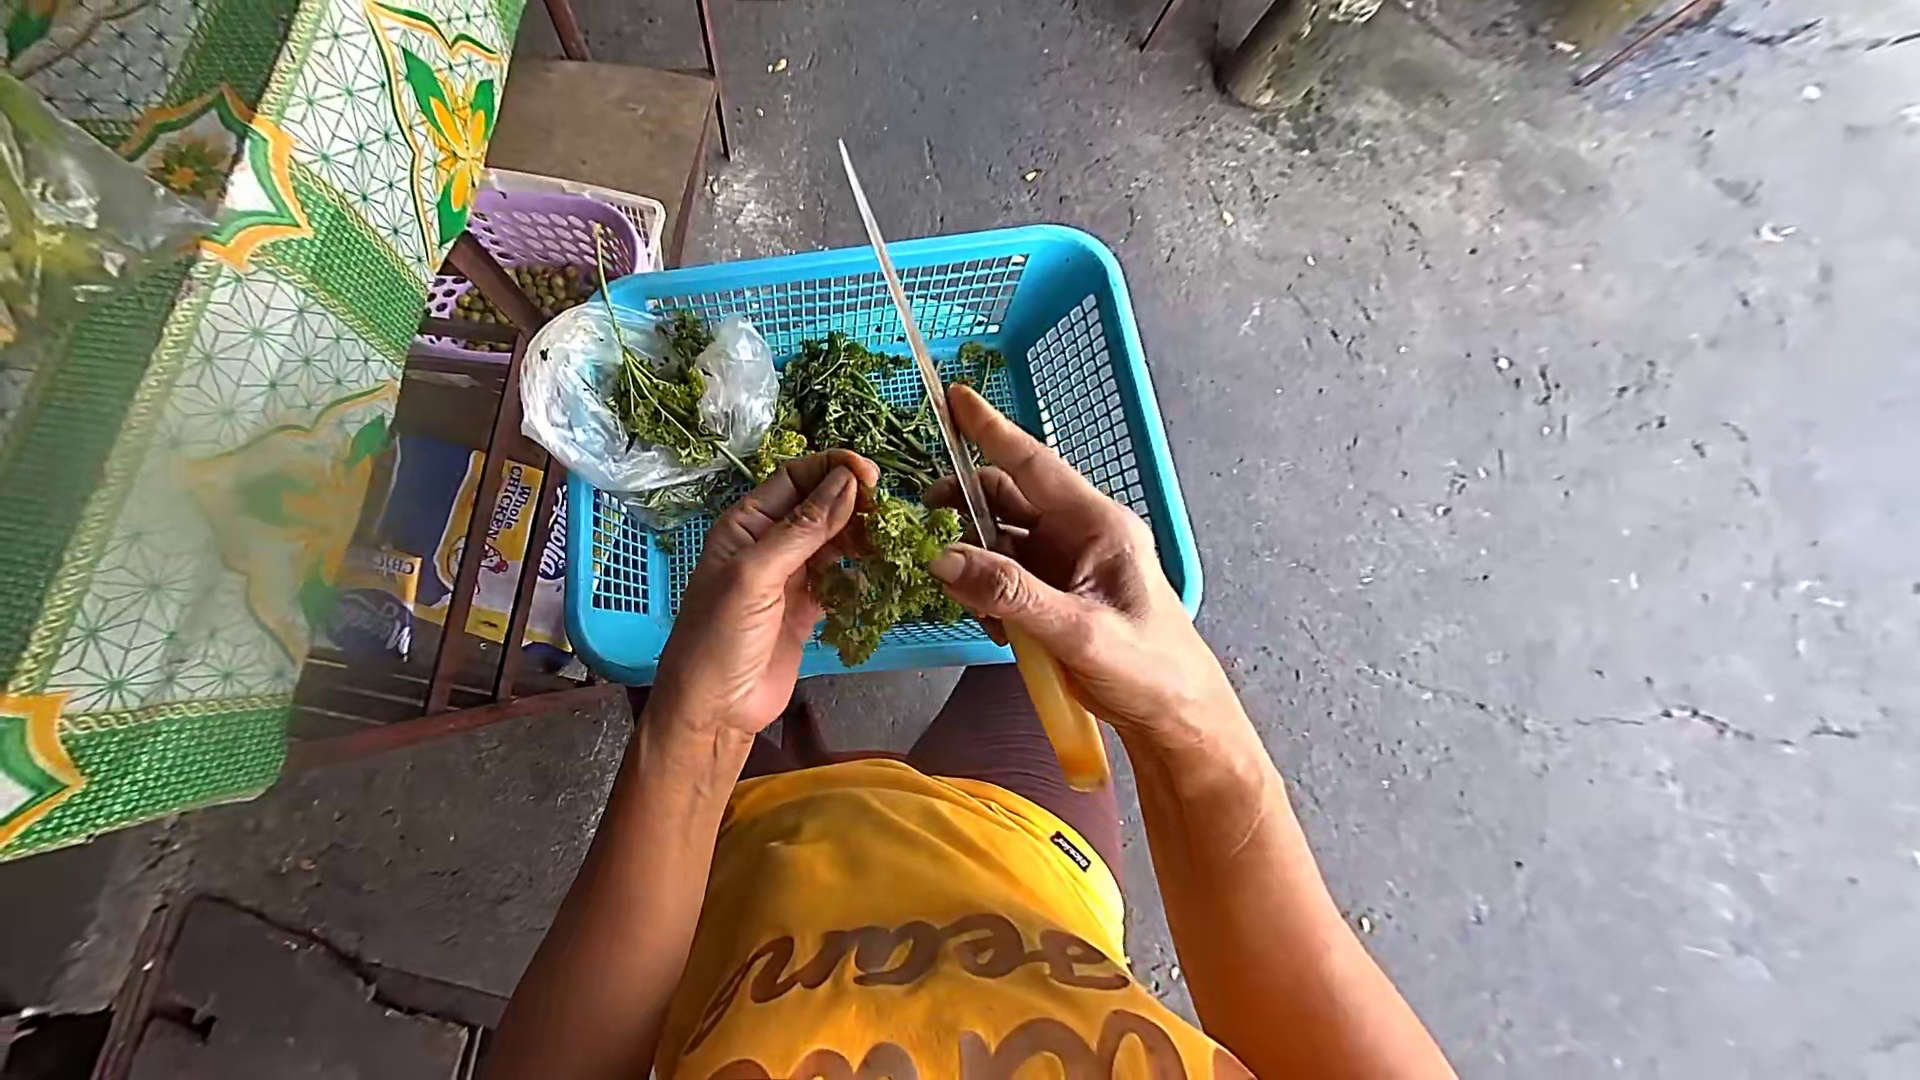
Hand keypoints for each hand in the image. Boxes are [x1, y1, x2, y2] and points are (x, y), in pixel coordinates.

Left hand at [649, 450, 880, 738]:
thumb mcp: (756, 575)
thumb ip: (804, 529)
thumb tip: (848, 482)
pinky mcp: (812, 605)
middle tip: (887, 511)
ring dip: (861, 533)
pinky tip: (879, 568)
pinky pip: (842, 575)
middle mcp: (772, 542)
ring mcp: (793, 574)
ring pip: (835, 538)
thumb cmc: (720, 637)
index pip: (796, 477)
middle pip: (821, 505)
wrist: (716, 709)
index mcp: (749, 523)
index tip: (870, 475)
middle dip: (854, 501)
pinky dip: (861, 569)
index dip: (833, 469)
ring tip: (888, 539)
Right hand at [924, 385, 1233, 747]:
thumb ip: (1011, 593)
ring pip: (999, 541)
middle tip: (924, 528)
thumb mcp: (1079, 632)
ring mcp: (1064, 564)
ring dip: (973, 561)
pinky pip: (1003, 576)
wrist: (1173, 716)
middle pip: (1007, 501)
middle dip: (964, 509)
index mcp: (1097, 524)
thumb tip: (942, 557)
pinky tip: (995, 626)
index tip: (955, 398)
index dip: (992, 429)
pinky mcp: (1052, 593)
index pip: (1035, 463)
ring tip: (967, 599)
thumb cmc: (1148, 668)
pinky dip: (986, 592)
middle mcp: (1078, 534)